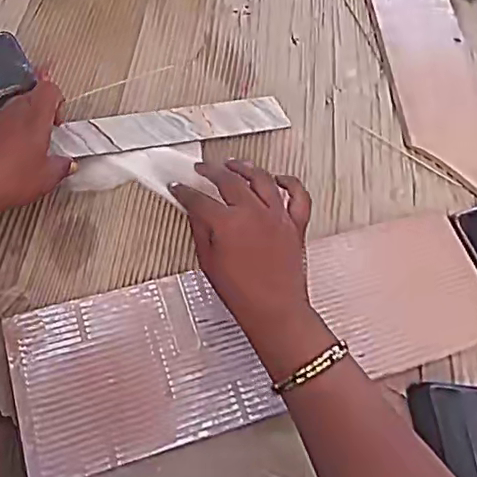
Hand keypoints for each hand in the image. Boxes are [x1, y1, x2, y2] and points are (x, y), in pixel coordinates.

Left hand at [0, 79, 71, 227]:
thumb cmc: (7, 177)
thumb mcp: (47, 177)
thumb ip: (61, 166)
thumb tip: (66, 164)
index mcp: (35, 115)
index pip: (49, 89)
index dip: (58, 101)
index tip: (59, 121)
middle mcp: (13, 111)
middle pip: (31, 97)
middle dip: (41, 113)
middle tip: (47, 135)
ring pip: (14, 110)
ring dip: (23, 124)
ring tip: (29, 149)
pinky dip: (7, 135)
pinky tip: (9, 157)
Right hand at [171, 160, 331, 360]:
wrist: (276, 312)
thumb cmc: (243, 294)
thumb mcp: (208, 260)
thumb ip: (200, 229)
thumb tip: (194, 212)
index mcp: (227, 223)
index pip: (198, 198)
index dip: (184, 191)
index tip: (178, 189)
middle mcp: (253, 213)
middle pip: (228, 180)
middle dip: (210, 171)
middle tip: (201, 169)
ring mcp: (277, 217)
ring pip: (261, 178)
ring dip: (245, 168)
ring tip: (235, 164)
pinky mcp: (295, 224)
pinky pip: (297, 195)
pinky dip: (289, 183)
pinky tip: (278, 178)